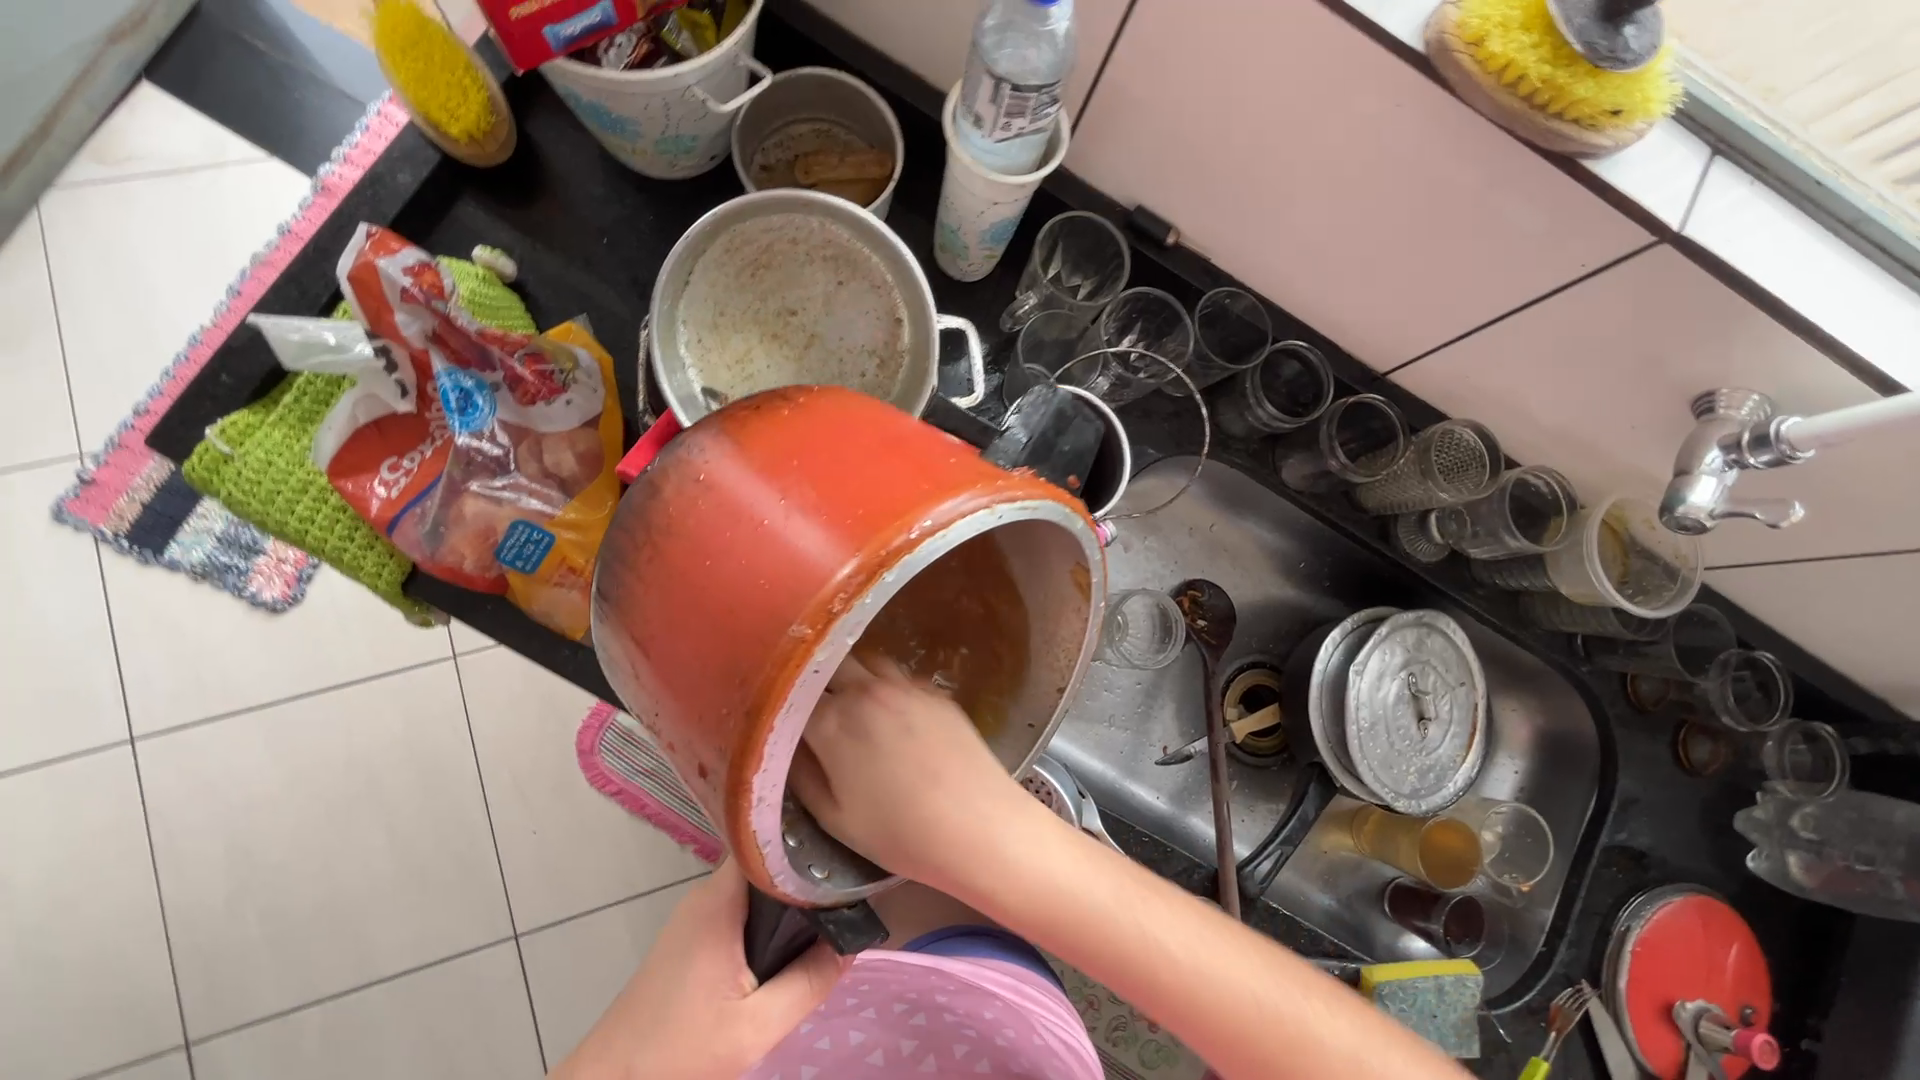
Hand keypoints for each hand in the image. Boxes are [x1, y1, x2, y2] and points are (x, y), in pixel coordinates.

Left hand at [550, 860, 847, 1079]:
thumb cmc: (679, 1051)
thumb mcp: (755, 1027)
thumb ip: (807, 982)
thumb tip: (852, 945)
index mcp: (718, 900)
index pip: (766, 841)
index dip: (807, 840)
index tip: (846, 852)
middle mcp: (706, 895)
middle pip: (767, 866)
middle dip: (806, 879)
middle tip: (850, 894)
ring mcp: (697, 916)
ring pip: (757, 892)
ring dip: (790, 905)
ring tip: (832, 919)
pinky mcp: (694, 938)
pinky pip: (743, 913)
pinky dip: (770, 924)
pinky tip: (794, 945)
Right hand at [789, 653, 1047, 890]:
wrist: (980, 826)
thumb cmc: (901, 833)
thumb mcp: (836, 819)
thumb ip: (803, 778)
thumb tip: (786, 750)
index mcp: (834, 722)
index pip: (792, 693)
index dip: (780, 701)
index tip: (775, 711)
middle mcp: (866, 692)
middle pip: (828, 661)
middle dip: (813, 675)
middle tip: (808, 699)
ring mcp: (906, 687)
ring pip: (866, 660)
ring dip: (850, 673)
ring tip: (847, 699)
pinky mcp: (937, 693)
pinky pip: (900, 676)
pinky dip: (885, 685)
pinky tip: (890, 711)